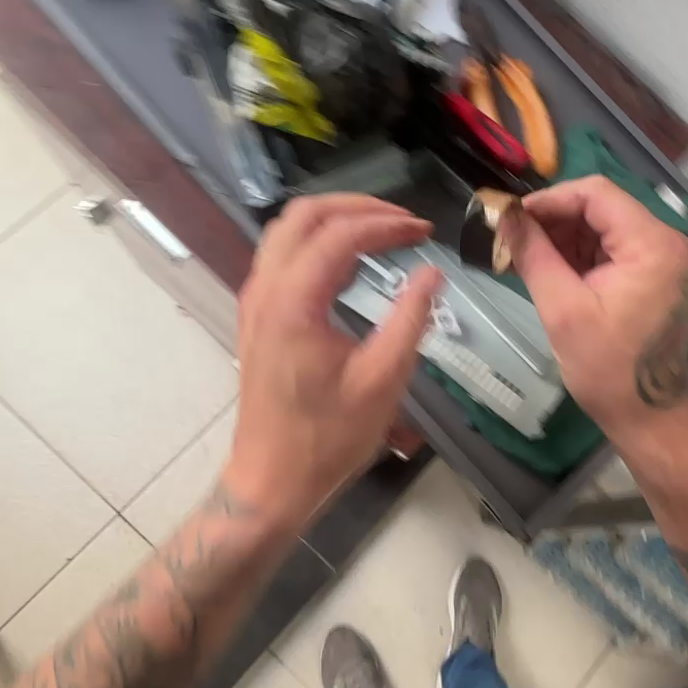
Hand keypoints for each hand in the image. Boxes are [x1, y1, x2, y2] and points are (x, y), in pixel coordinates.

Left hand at [222, 195, 442, 527]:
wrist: (272, 480)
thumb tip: (432, 273)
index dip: (387, 224)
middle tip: (403, 221)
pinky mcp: (257, 315)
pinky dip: (318, 242)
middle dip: (358, 207)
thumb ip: (410, 319)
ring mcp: (255, 300)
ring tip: (381, 232)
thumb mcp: (382, 380)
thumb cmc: (328, 438)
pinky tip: (351, 261)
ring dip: (334, 220)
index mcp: (293, 302)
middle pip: (305, 215)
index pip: (340, 234)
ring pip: (288, 229)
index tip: (425, 232)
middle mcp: (265, 289)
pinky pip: (283, 255)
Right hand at [511, 176, 687, 443]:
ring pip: (600, 227)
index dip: (549, 199)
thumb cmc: (607, 369)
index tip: (511, 218)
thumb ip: (533, 256)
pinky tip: (545, 267)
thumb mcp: (563, 310)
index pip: (596, 194)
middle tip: (511, 238)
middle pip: (599, 207)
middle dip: (553, 220)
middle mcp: (664, 241)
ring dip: (561, 237)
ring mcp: (659, 258)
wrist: (646, 416)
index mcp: (652, 244)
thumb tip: (503, 217)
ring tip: (522, 254)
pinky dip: (576, 255)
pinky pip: (608, 249)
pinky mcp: (650, 275)